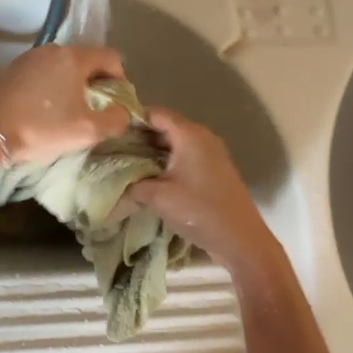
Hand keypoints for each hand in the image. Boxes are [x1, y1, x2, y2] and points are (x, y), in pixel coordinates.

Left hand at [0, 45, 130, 164]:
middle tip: (94, 108)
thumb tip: (122, 111)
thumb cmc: (43, 128)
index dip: (120, 79)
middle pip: (86, 59)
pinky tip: (45, 106)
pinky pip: (43, 71)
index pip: (111, 57)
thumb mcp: (88, 131)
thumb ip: (116, 119)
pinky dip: (51, 84)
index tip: (115, 101)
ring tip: (69, 108)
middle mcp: (52, 50)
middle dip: (96, 82)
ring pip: (63, 65)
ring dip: (72, 83)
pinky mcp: (13, 68)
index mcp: (74, 58)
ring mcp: (30, 57)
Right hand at [127, 106, 269, 266]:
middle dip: (141, 136)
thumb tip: (118, 179)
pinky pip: (186, 154)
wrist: (240, 239)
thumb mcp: (157, 197)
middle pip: (166, 125)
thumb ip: (133, 184)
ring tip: (129, 163)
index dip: (132, 119)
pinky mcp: (214, 168)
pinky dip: (168, 159)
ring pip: (176, 141)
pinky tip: (152, 176)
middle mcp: (202, 136)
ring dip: (154, 150)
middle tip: (116, 149)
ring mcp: (211, 152)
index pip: (155, 113)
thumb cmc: (199, 211)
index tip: (111, 132)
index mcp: (189, 134)